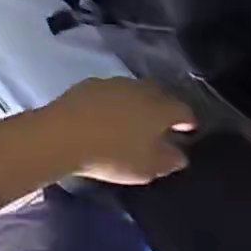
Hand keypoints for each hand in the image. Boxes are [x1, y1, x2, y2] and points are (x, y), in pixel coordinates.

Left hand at [45, 78, 196, 184]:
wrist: (61, 135)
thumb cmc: (111, 154)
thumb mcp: (147, 167)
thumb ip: (168, 160)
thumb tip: (179, 154)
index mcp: (159, 108)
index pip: (183, 110)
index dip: (188, 120)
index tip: (189, 129)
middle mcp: (138, 88)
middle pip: (158, 93)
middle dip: (164, 106)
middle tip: (162, 122)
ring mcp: (111, 83)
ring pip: (132, 89)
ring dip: (137, 100)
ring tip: (134, 117)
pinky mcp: (87, 84)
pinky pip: (109, 90)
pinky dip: (114, 100)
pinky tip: (107, 112)